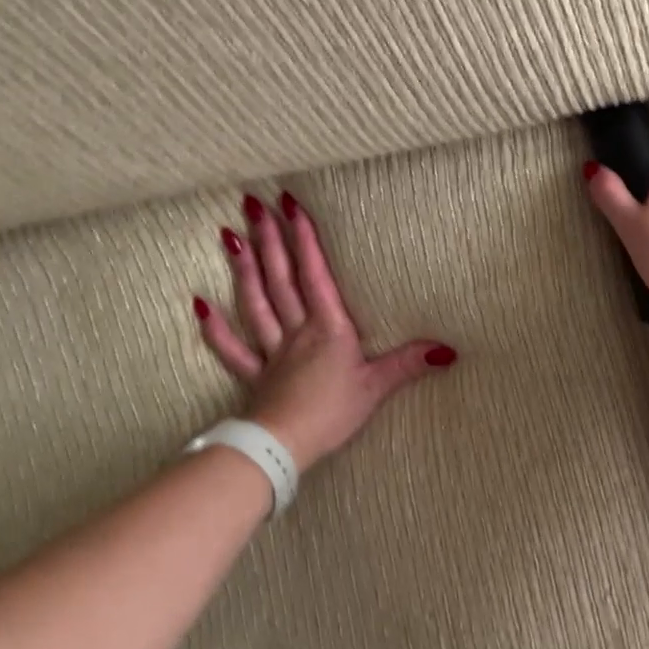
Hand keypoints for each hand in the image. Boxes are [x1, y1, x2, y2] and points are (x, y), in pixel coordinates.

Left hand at [193, 191, 454, 470]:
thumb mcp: (379, 387)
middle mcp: (297, 333)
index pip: (316, 277)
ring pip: (255, 303)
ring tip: (230, 234)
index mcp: (329, 330)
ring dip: (242, 269)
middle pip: (281, 280)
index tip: (292, 207)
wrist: (283, 444)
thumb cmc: (332, 413)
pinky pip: (231, 347)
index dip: (306, 241)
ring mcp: (272, 352)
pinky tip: (200, 303)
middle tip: (254, 204)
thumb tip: (448, 349)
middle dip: (270, 241)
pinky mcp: (255, 375)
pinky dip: (214, 326)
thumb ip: (410, 364)